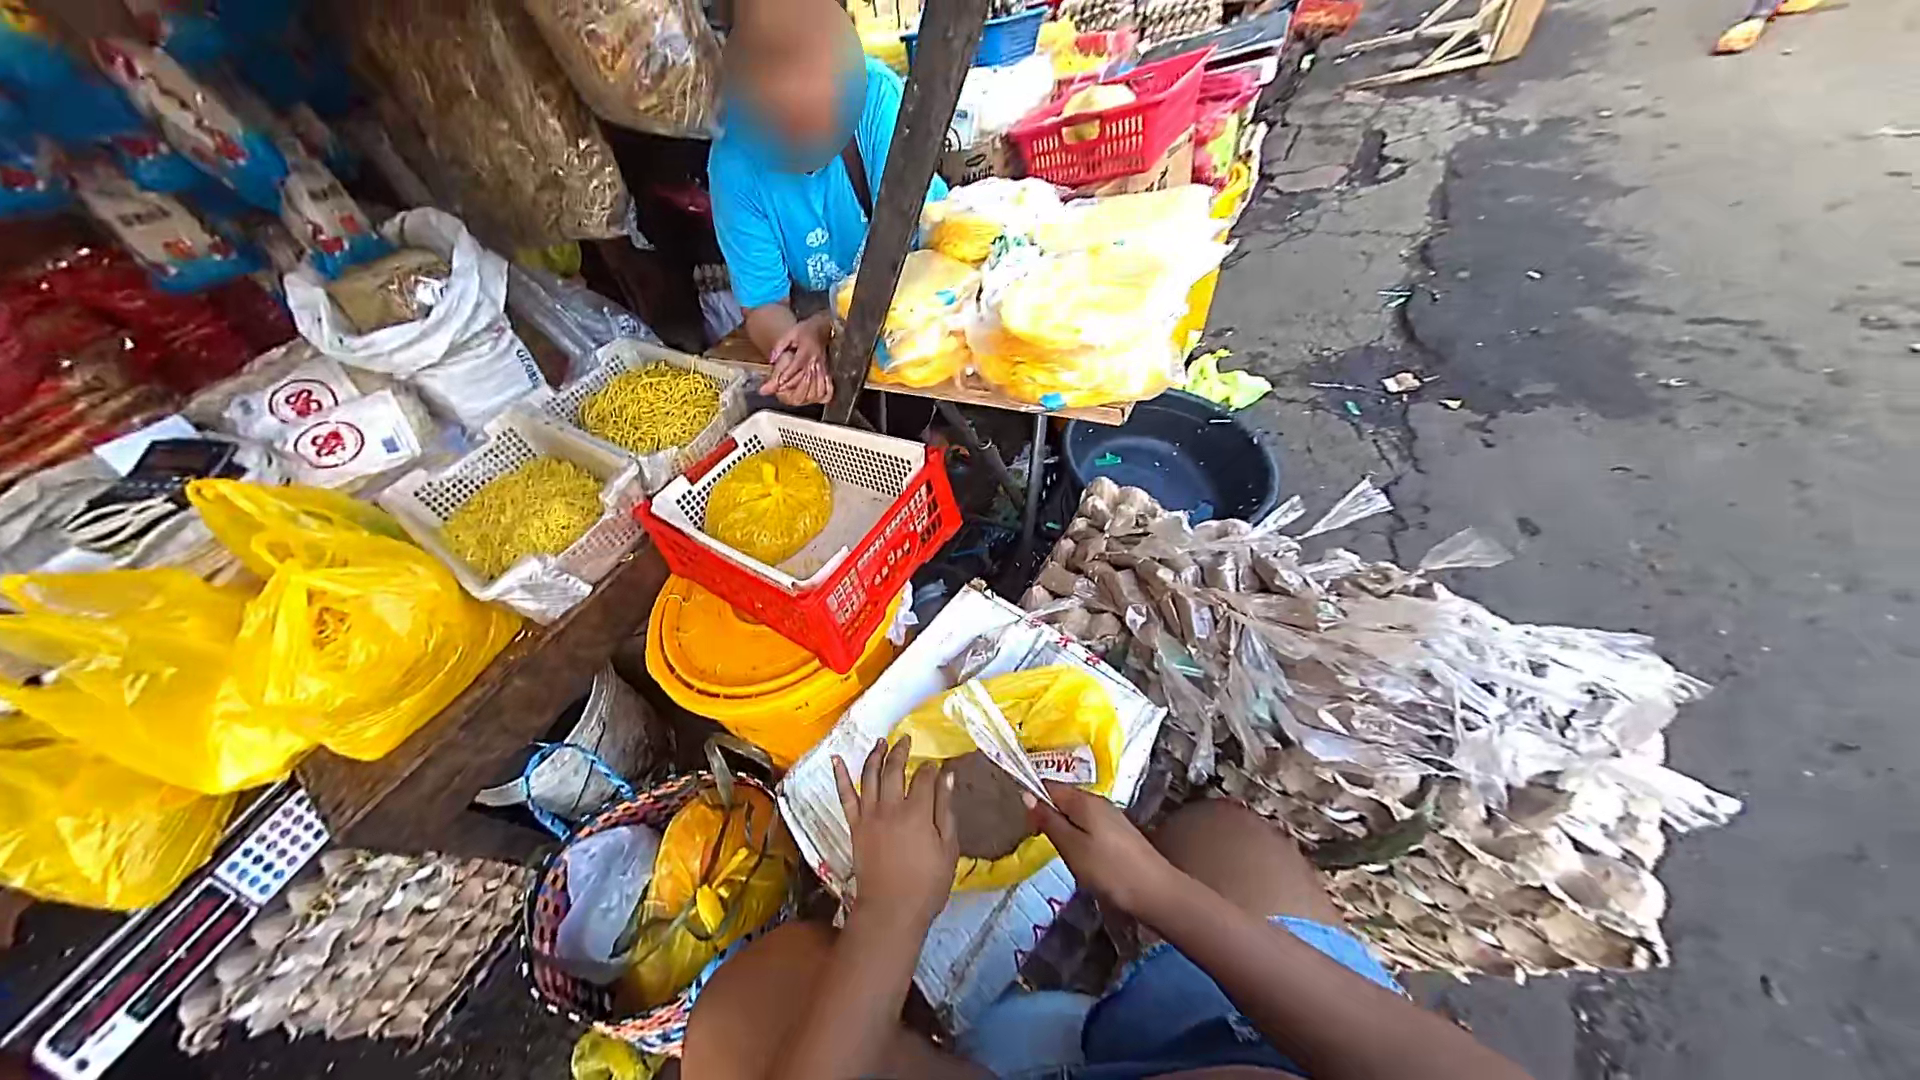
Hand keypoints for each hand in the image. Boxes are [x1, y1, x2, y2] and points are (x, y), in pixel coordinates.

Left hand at [760, 314, 833, 405]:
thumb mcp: (789, 334)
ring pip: (815, 388)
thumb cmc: (805, 331)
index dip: (787, 376)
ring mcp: (823, 370)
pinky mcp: (827, 374)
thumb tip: (771, 360)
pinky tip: (810, 399)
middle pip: (805, 380)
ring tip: (792, 398)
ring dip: (803, 395)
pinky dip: (818, 397)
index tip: (778, 383)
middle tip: (779, 393)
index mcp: (806, 351)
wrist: (822, 329)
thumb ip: (779, 346)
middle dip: (791, 388)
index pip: (796, 366)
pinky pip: (826, 390)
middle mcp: (816, 362)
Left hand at [833, 736, 957, 931]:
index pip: (924, 777)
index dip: (931, 769)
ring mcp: (869, 815)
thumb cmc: (927, 884)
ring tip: (881, 741)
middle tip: (907, 739)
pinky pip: (845, 796)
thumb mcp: (948, 848)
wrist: (891, 911)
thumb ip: (945, 809)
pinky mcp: (855, 826)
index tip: (936, 767)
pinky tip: (837, 759)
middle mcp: (890, 807)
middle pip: (894, 769)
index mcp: (917, 812)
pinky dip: (840, 776)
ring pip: (869, 775)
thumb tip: (947, 775)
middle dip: (901, 751)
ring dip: (875, 755)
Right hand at [1026, 781, 1182, 917]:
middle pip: (1063, 799)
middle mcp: (1097, 801)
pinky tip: (1085, 860)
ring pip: (1077, 815)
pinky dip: (1081, 839)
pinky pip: (1090, 827)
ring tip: (1066, 856)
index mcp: (1083, 800)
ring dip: (1065, 830)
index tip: (1028, 827)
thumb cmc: (1108, 870)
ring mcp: (1111, 816)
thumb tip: (1027, 794)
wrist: (1157, 892)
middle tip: (1047, 846)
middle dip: (1050, 817)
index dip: (1034, 801)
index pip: (1049, 786)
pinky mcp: (1120, 833)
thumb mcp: (1071, 846)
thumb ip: (1048, 820)